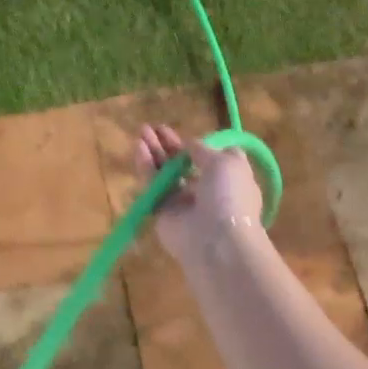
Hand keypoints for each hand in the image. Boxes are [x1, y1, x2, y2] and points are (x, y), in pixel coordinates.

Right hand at [133, 124, 265, 258]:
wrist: (215, 240)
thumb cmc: (229, 196)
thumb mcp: (226, 162)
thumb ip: (203, 150)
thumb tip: (190, 144)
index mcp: (229, 178)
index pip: (212, 158)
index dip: (198, 145)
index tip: (185, 134)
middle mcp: (206, 189)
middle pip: (183, 163)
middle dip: (169, 145)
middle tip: (153, 128)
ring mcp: (183, 201)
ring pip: (165, 172)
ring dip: (154, 152)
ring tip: (141, 131)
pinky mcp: (162, 210)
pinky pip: (152, 185)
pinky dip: (146, 167)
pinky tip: (138, 148)